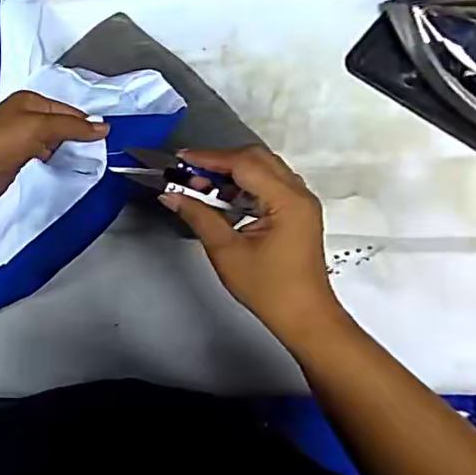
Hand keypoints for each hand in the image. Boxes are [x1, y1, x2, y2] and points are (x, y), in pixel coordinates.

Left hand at [0, 91, 109, 227]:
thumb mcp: (40, 128)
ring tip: (78, 156)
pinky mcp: (13, 158)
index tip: (103, 135)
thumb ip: (72, 127)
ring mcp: (17, 137)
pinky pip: (40, 153)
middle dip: (74, 134)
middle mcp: (22, 115)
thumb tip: (102, 127)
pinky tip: (55, 163)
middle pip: (58, 122)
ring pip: (50, 139)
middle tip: (93, 148)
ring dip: (62, 146)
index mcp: (27, 100)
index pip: (65, 108)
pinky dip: (50, 157)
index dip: (83, 121)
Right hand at [159, 146, 342, 329]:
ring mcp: (301, 203)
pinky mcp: (297, 213)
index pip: (244, 164)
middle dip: (220, 160)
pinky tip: (223, 198)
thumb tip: (171, 194)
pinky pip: (269, 184)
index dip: (209, 158)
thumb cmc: (268, 287)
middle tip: (190, 172)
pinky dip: (244, 184)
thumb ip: (198, 215)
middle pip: (257, 158)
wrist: (304, 317)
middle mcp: (299, 195)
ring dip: (232, 171)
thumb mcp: (226, 250)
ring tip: (202, 186)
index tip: (180, 159)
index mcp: (287, 201)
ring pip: (264, 168)